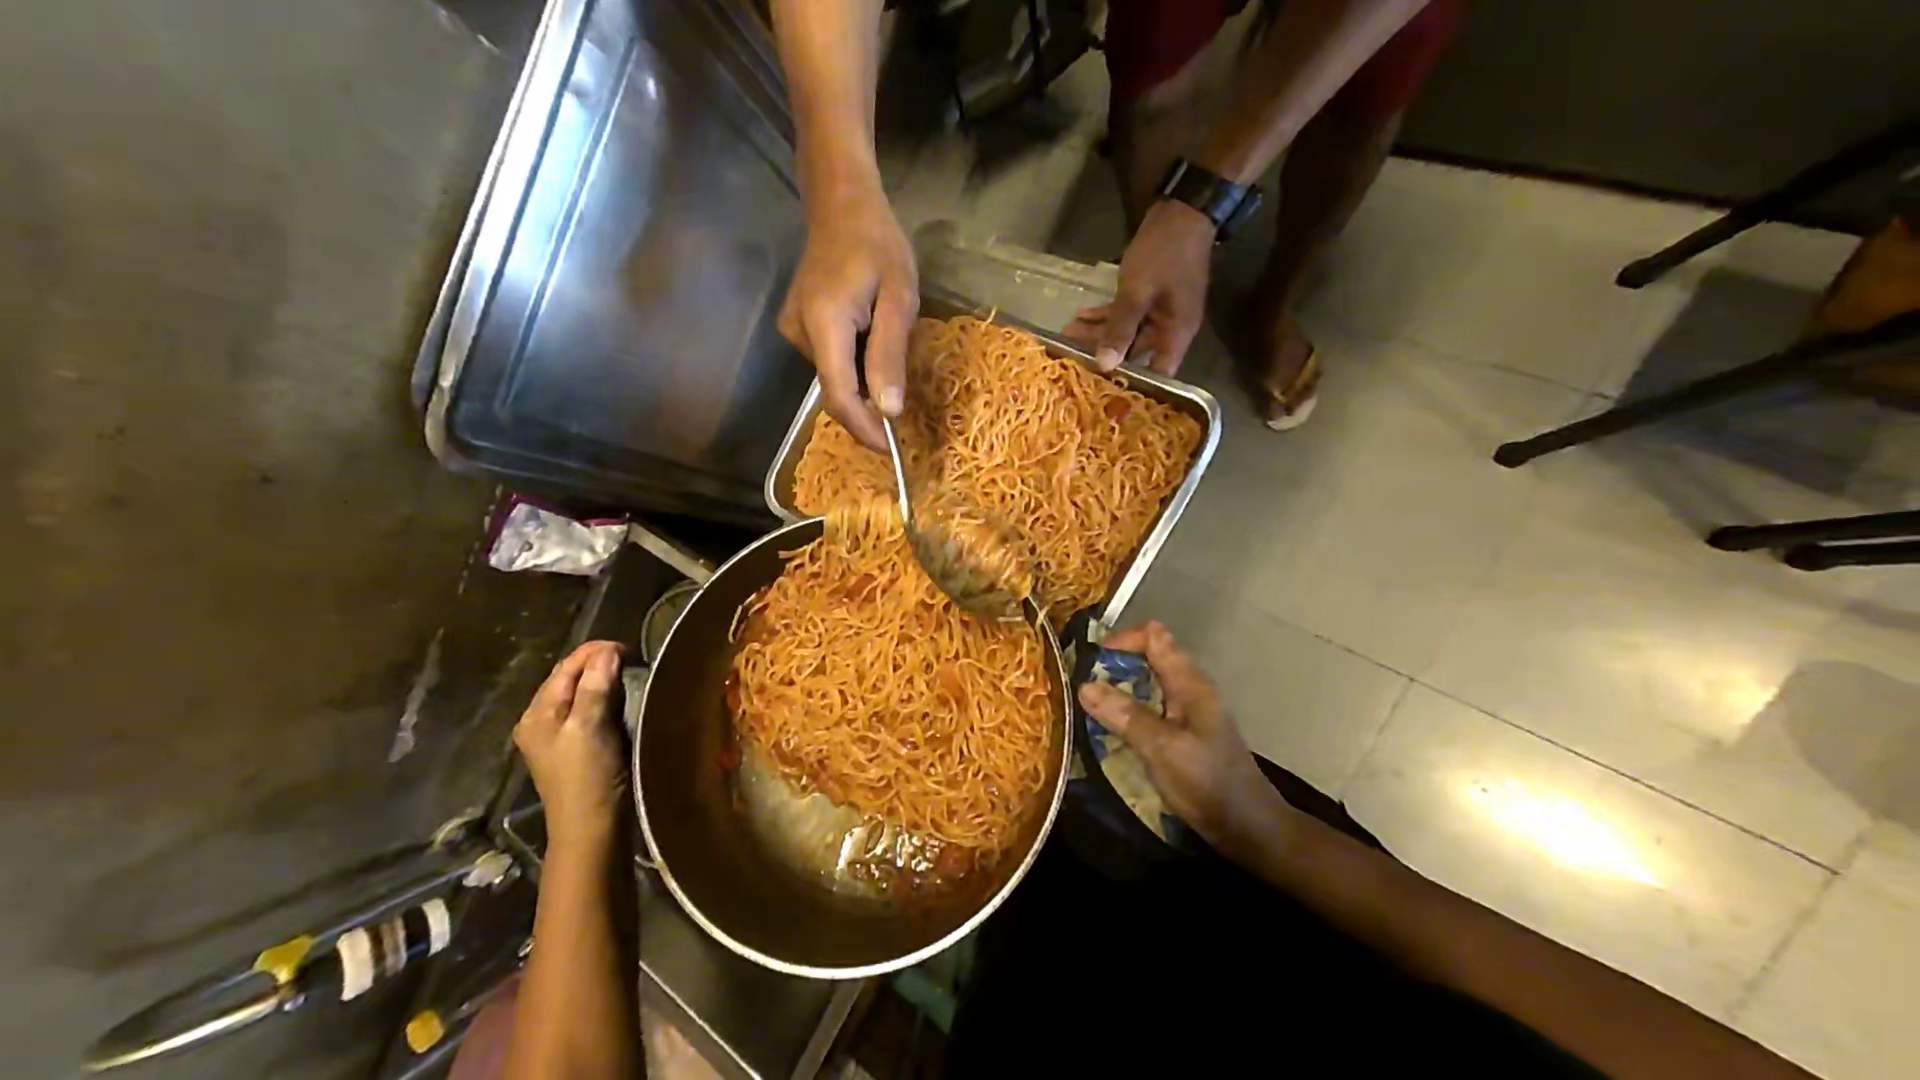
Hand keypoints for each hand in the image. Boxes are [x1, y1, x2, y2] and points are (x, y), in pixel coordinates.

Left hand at [514, 641, 626, 848]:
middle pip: (572, 679)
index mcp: (538, 714)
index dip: (596, 652)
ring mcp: (561, 737)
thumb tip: (607, 651)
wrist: (592, 830)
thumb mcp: (589, 728)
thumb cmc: (587, 778)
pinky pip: (593, 712)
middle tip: (636, 661)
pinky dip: (610, 700)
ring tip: (635, 677)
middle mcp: (543, 722)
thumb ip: (595, 687)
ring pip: (584, 695)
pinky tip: (628, 702)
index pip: (566, 667)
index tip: (630, 649)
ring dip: (608, 682)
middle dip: (601, 664)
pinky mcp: (579, 749)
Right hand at [777, 177, 918, 452]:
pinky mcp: (795, 326)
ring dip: (863, 381)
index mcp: (824, 324)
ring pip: (833, 376)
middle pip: (835, 390)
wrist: (841, 206)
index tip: (890, 449)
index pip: (839, 395)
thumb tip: (888, 411)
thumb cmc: (878, 245)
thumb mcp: (898, 299)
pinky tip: (870, 340)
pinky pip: (829, 361)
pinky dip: (852, 365)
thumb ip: (890, 356)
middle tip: (902, 408)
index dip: (864, 428)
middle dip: (868, 408)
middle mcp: (799, 332)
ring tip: (888, 351)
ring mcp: (792, 330)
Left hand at [1065, 200, 1214, 375]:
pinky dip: (1106, 316)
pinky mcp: (1149, 299)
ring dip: (1098, 333)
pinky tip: (1080, 316)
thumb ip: (1120, 330)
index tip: (1103, 391)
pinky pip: (1126, 315)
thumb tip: (1105, 365)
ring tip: (1067, 334)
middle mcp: (1169, 330)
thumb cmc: (1164, 255)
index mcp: (1175, 335)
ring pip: (1126, 333)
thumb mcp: (1137, 293)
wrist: (1181, 212)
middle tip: (1070, 356)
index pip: (1159, 375)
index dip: (1134, 386)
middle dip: (1104, 355)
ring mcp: (1159, 313)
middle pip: (1135, 354)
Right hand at [1076, 621, 1290, 851]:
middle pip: (1147, 657)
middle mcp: (1188, 690)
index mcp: (1189, 683)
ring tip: (1087, 708)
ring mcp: (1185, 712)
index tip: (1091, 662)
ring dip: (1117, 690)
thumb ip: (1125, 715)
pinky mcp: (1181, 734)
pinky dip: (1126, 712)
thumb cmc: (1208, 783)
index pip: (1154, 636)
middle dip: (1113, 666)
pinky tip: (1108, 731)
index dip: (1122, 640)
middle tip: (1081, 687)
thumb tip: (1084, 685)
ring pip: (1145, 684)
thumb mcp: (1162, 749)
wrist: (1247, 828)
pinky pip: (1148, 709)